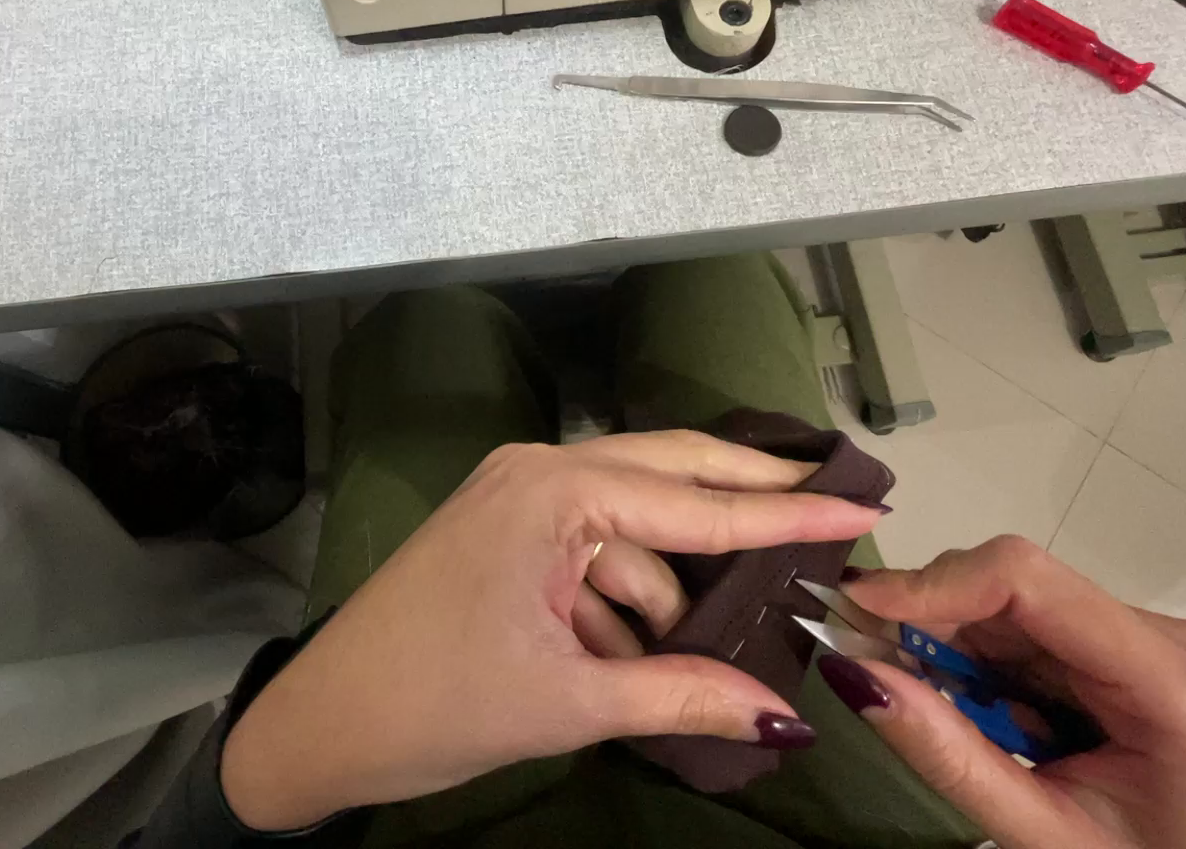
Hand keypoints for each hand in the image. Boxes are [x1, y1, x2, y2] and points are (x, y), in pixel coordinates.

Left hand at [219, 431, 886, 829]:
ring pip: (631, 526)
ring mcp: (520, 492)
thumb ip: (680, 694)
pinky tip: (619, 656)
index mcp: (552, 491)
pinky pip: (593, 548)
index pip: (692, 501)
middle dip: (744, 498)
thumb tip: (783, 714)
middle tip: (830, 504)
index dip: (783, 511)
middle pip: (668, 473)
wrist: (326, 717)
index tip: (860, 505)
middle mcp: (539, 469)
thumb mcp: (568, 700)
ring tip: (697, 653)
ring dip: (664, 588)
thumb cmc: (438, 703)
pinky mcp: (510, 524)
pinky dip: (620, 596)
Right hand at [819, 535, 1185, 848]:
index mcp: (1179, 686)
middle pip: (1012, 588)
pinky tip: (987, 712)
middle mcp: (1171, 639)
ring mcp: (1155, 641)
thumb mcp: (1048, 837)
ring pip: (1009, 605)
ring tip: (939, 708)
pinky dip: (982, 662)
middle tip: (873, 664)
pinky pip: (1027, 629)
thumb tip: (848, 670)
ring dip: (953, 646)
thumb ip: (949, 755)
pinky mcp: (1132, 651)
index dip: (932, 582)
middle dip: (931, 621)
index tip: (854, 606)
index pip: (1028, 581)